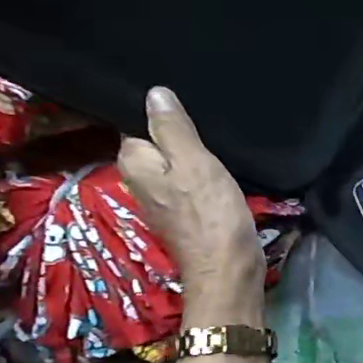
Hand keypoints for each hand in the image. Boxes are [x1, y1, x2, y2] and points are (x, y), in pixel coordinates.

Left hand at [116, 87, 263, 326]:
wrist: (229, 268)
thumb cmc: (211, 214)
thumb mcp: (194, 161)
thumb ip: (172, 127)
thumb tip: (154, 93)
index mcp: (134, 162)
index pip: (137, 122)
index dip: (162, 114)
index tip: (188, 109)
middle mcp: (139, 179)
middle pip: (157, 142)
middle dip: (178, 133)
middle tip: (207, 122)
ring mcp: (161, 198)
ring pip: (174, 162)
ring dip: (193, 153)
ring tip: (215, 141)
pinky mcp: (183, 212)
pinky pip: (188, 180)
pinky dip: (202, 173)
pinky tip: (219, 169)